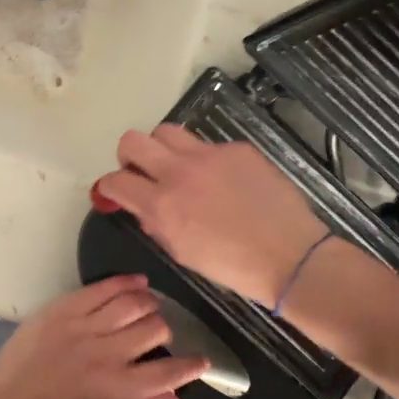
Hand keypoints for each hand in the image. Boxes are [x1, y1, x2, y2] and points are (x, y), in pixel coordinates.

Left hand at [0, 275, 207, 398]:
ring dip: (148, 302)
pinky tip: (136, 282)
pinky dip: (125, 282)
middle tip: (162, 329)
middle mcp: (107, 356)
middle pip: (154, 328)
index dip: (192, 364)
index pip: (169, 372)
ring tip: (150, 304)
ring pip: (132, 303)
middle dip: (165, 328)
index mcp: (120, 390)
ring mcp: (84, 328)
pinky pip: (102, 288)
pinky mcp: (64, 309)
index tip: (202, 358)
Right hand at [94, 124, 329, 305]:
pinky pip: (208, 145)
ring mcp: (209, 155)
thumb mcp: (183, 252)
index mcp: (162, 205)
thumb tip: (145, 208)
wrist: (291, 257)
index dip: (107, 186)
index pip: (115, 181)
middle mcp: (179, 172)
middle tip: (140, 171)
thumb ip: (157, 225)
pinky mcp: (237, 149)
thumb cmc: (233, 266)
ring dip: (163, 148)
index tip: (112, 191)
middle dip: (128, 155)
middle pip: (133, 141)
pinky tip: (223, 180)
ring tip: (177, 166)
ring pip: (167, 131)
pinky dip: (206, 160)